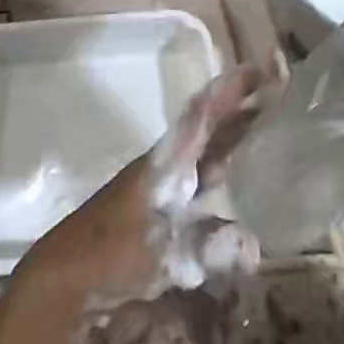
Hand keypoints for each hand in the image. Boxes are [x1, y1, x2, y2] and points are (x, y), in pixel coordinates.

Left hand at [16, 60, 278, 304]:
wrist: (68, 273)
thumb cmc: (111, 251)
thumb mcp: (161, 251)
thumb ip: (207, 247)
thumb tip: (255, 245)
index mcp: (166, 161)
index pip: (201, 116)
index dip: (227, 92)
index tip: (255, 70)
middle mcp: (168, 165)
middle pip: (208, 129)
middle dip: (239, 109)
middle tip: (274, 90)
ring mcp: (165, 186)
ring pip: (206, 151)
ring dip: (233, 134)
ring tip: (264, 119)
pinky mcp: (163, 208)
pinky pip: (201, 176)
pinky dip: (222, 166)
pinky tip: (238, 174)